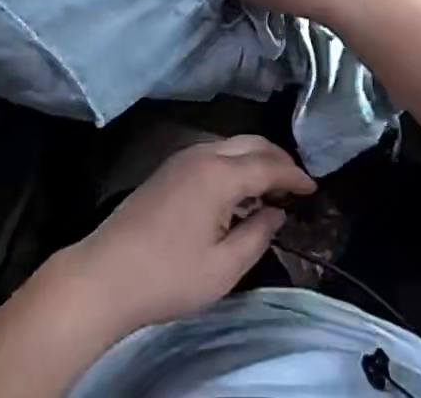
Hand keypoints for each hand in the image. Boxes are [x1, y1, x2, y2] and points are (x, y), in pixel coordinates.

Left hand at [51, 135, 315, 333]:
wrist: (105, 274)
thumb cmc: (169, 275)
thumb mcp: (224, 268)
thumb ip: (257, 235)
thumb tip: (276, 212)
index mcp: (218, 174)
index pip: (267, 166)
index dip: (295, 176)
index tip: (314, 189)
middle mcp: (201, 155)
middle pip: (249, 143)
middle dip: (277, 159)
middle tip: (297, 183)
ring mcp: (180, 159)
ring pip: (229, 145)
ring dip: (254, 160)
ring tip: (272, 189)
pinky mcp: (167, 170)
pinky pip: (212, 155)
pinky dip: (234, 165)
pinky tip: (238, 192)